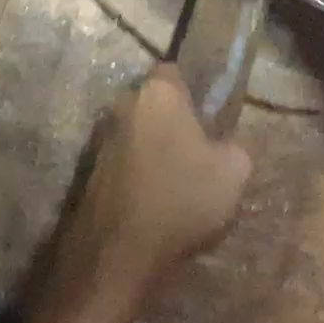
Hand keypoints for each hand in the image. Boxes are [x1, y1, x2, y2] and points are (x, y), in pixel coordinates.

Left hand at [66, 64, 252, 284]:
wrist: (119, 253)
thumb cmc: (181, 198)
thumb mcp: (235, 172)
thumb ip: (236, 146)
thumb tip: (225, 145)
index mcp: (158, 92)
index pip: (175, 70)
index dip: (195, 90)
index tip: (210, 116)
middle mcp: (123, 104)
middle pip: (154, 103)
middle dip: (173, 120)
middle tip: (199, 151)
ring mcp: (100, 138)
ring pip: (137, 133)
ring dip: (153, 149)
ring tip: (177, 183)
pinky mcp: (88, 170)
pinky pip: (122, 161)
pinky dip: (137, 174)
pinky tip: (154, 202)